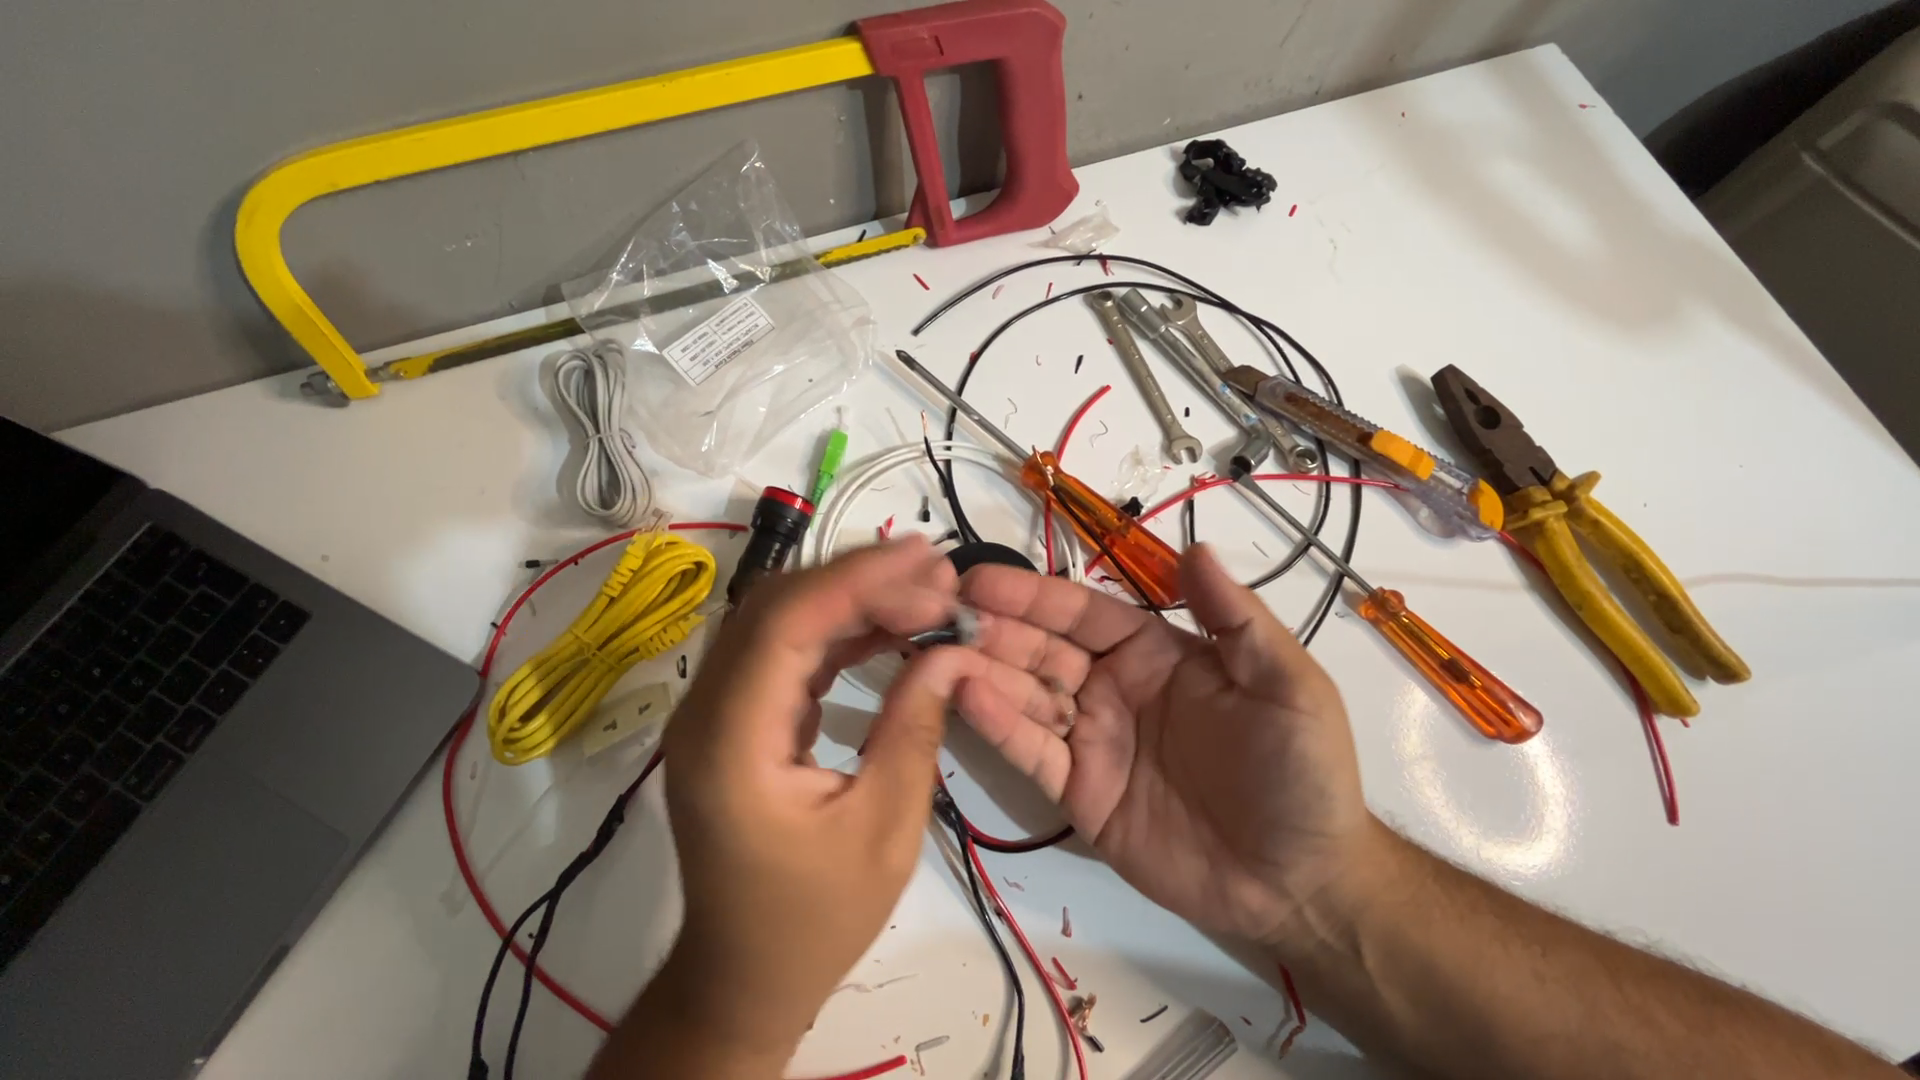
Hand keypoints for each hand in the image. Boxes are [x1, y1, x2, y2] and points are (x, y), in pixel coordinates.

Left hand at [640, 537, 989, 1067]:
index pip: (784, 624)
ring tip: (924, 590)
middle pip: (775, 609)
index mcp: (732, 744)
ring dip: (849, 598)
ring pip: (776, 621)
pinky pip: (781, 653)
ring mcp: (713, 713)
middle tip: (938, 573)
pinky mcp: (732, 720)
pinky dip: (835, 631)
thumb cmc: (817, 919)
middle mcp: (706, 713)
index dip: (856, 579)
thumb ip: (913, 729)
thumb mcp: (885, 830)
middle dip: (858, 579)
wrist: (745, 976)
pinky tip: (888, 627)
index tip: (926, 560)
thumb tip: (951, 652)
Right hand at [954, 544, 1377, 947]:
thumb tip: (1195, 547)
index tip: (978, 581)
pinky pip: (1031, 752)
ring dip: (979, 671)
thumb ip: (1236, 619)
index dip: (1031, 595)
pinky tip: (962, 698)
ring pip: (1024, 695)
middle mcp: (1111, 687)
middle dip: (991, 629)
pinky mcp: (1078, 793)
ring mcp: (1091, 741)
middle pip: (1039, 648)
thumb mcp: (1285, 684)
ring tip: (934, 653)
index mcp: (1154, 652)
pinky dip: (996, 725)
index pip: (1080, 612)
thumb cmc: (1301, 771)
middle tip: (936, 614)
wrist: (1299, 880)